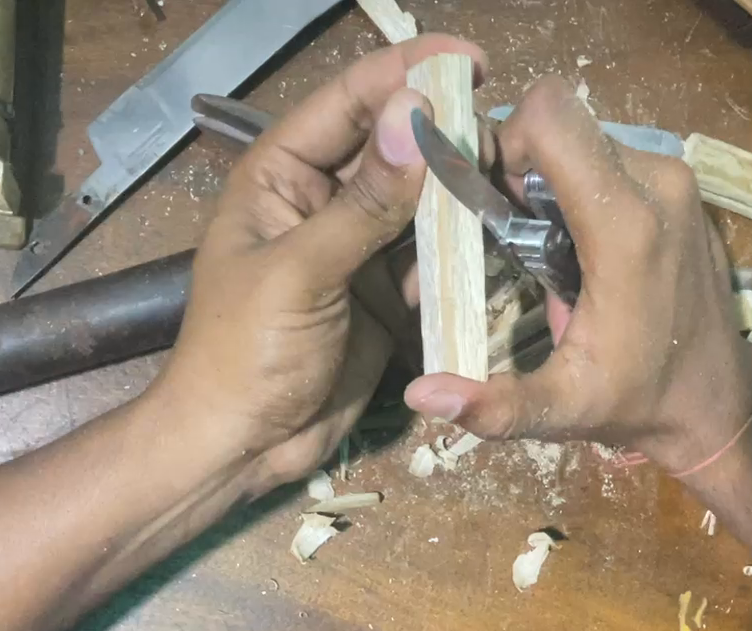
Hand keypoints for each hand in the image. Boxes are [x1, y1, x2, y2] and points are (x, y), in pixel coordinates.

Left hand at [149, 36, 487, 487]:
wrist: (243, 444)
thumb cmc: (246, 353)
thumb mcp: (300, 273)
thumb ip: (362, 203)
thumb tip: (417, 117)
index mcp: (281, 177)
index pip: (348, 104)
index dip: (406, 74)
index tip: (471, 64)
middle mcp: (322, 205)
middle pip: (391, 151)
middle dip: (443, 138)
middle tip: (502, 135)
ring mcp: (356, 254)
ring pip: (416, 208)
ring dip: (457, 197)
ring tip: (507, 182)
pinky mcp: (383, 300)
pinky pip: (427, 263)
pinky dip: (455, 255)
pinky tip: (489, 242)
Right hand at [402, 76, 751, 472]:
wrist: (715, 401)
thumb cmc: (637, 402)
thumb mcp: (562, 410)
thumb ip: (494, 404)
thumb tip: (420, 396)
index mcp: (625, 226)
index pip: (550, 119)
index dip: (502, 144)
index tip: (483, 200)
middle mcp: (655, 182)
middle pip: (559, 129)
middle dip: (514, 171)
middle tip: (495, 234)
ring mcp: (672, 180)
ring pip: (581, 143)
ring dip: (542, 184)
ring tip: (530, 248)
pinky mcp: (677, 188)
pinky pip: (606, 160)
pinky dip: (573, 191)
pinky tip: (567, 248)